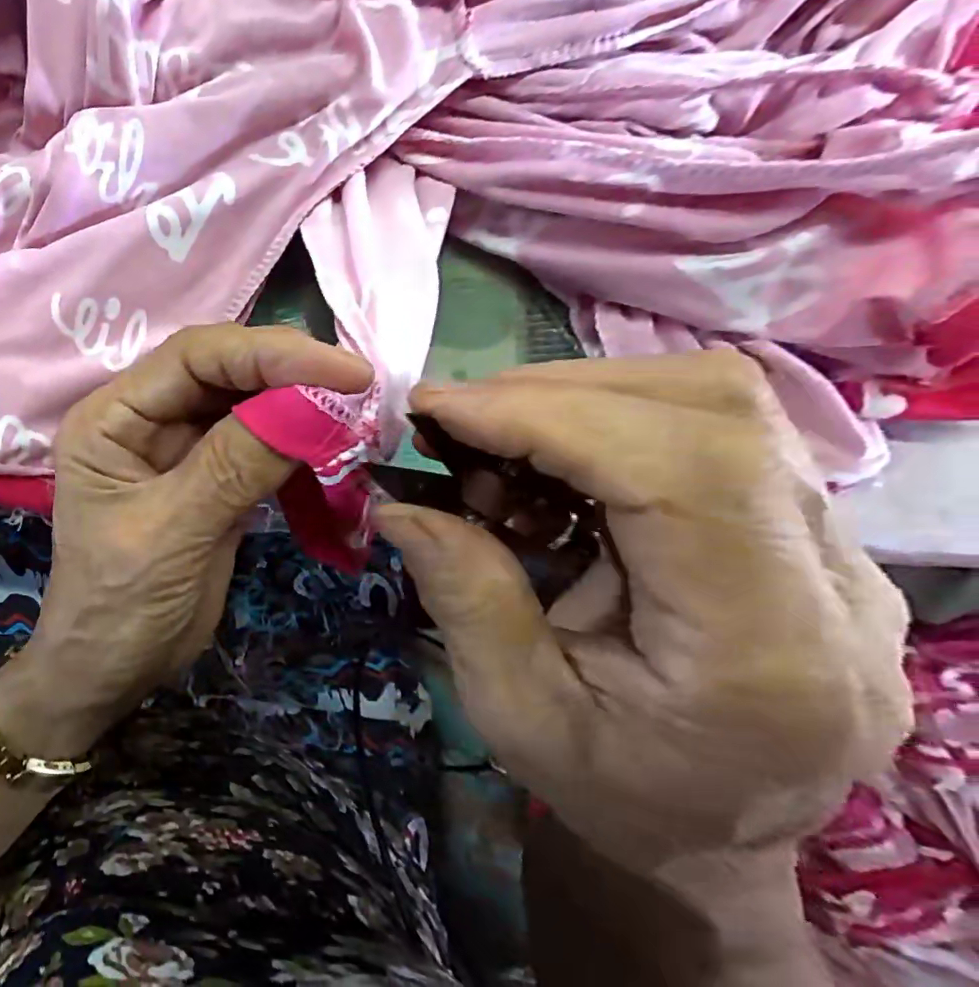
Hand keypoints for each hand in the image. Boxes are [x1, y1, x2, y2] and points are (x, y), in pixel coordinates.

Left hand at [0, 325, 371, 758]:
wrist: (112, 667)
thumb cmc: (119, 604)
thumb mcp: (173, 531)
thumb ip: (234, 464)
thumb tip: (314, 401)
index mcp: (109, 418)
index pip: (190, 357)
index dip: (265, 352)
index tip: (342, 371)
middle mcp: (139, 419)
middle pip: (219, 371)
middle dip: (288, 372)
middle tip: (362, 388)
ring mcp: (174, 447)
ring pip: (243, 402)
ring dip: (298, 403)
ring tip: (358, 412)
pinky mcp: (206, 477)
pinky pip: (255, 442)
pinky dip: (295, 440)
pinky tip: (332, 445)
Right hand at [374, 352, 911, 878]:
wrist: (715, 830)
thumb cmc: (612, 788)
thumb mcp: (514, 711)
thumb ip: (464, 597)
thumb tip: (397, 501)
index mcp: (763, 645)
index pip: (684, 471)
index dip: (548, 417)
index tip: (435, 412)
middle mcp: (826, 577)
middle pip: (713, 409)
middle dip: (552, 394)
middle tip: (446, 423)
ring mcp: (825, 544)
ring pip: (715, 401)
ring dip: (573, 398)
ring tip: (485, 445)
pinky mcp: (791, 526)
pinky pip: (699, 428)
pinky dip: (594, 421)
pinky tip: (534, 468)